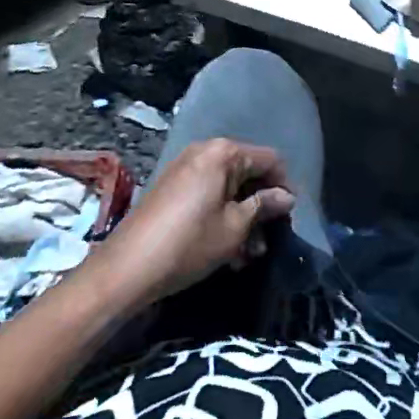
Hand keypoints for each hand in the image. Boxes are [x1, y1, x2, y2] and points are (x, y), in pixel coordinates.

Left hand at [94, 139, 295, 306]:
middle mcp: (205, 151)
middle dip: (261, 205)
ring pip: (228, 187)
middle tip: (268, 240)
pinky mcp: (173, 186)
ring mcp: (186, 167)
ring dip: (243, 216)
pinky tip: (226, 250)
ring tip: (248, 254)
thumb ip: (264, 206)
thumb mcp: (235, 227)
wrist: (128, 267)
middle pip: (248, 171)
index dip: (285, 186)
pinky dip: (222, 215)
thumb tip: (287, 197)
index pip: (270, 159)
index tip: (289, 217)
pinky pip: (209, 193)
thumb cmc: (190, 243)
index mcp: (223, 152)